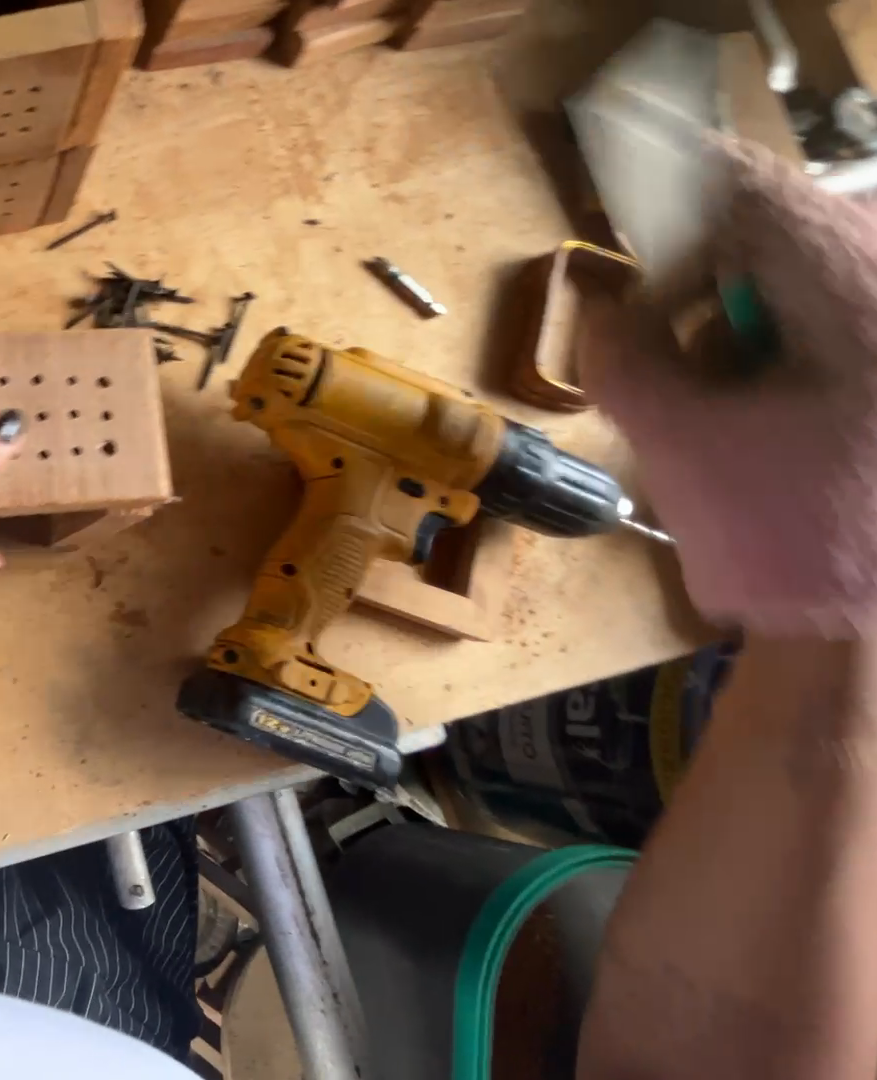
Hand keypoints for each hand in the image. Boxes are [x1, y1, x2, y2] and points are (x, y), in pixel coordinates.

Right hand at [583, 142, 876, 636]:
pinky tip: (763, 389)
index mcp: (863, 303)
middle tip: (664, 325)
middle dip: (715, 266)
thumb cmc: (784, 534)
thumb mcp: (679, 442)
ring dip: (750, 305)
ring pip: (824, 267)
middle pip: (799, 227)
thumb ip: (628, 358)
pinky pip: (845, 308)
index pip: (764, 199)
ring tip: (720, 379)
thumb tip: (607, 307)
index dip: (685, 181)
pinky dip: (787, 331)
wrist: (875, 621)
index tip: (625, 175)